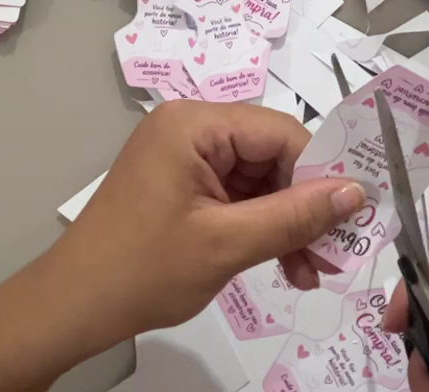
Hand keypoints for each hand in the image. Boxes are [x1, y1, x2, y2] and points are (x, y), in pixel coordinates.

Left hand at [48, 100, 366, 343]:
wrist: (74, 305)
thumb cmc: (144, 269)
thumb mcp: (227, 244)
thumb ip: (294, 216)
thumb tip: (355, 192)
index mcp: (193, 123)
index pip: (278, 132)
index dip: (318, 171)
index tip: (350, 215)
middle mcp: (190, 127)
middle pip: (269, 154)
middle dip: (303, 205)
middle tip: (333, 254)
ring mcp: (185, 155)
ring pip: (257, 178)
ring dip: (285, 222)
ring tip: (311, 271)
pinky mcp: (182, 181)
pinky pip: (236, 194)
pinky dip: (260, 226)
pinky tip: (283, 264)